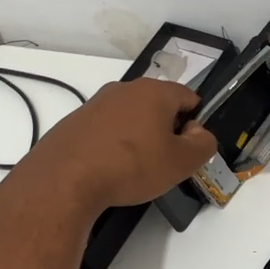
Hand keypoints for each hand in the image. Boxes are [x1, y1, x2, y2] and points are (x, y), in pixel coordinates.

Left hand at [6, 78, 218, 214]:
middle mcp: (124, 89)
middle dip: (168, 129)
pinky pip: (108, 129)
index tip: (190, 148)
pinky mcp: (76, 121)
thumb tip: (199, 132)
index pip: (190, 97)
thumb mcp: (183, 162)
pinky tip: (112, 169)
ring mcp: (96, 103)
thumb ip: (204, 144)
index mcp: (155, 92)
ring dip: (141, 137)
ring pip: (132, 117)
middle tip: (167, 161)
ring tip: (138, 168)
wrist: (65, 179)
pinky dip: (116, 145)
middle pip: (159, 106)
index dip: (197, 122)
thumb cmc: (132, 166)